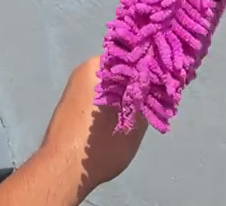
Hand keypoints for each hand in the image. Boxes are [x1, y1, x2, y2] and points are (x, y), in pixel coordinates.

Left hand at [34, 56, 146, 197]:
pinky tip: (120, 120)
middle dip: (136, 82)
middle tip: (153, 98)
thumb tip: (157, 83)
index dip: (149, 67)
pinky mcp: (71, 103)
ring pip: (109, 84)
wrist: (62, 170)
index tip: (162, 80)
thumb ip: (147, 99)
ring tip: (139, 111)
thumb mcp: (134, 123)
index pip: (131, 55)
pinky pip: (98, 95)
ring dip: (124, 94)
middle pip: (119, 69)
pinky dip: (110, 103)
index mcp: (98, 64)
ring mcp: (75, 86)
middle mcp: (84, 69)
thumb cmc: (100, 144)